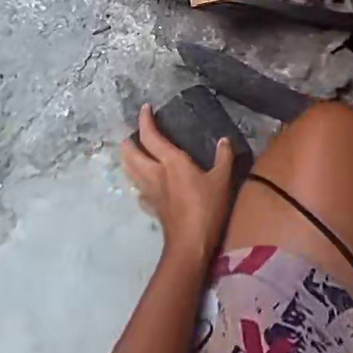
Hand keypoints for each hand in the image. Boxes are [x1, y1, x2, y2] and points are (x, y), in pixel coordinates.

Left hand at [121, 104, 236, 265]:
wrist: (190, 244)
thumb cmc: (206, 207)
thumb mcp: (222, 179)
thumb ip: (223, 157)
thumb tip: (224, 140)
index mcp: (171, 162)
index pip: (151, 136)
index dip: (145, 121)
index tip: (145, 108)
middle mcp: (155, 173)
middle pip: (132, 154)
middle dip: (128, 142)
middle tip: (131, 133)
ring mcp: (150, 192)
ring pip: (131, 172)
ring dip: (128, 160)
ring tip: (132, 153)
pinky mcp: (152, 207)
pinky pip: (139, 190)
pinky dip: (138, 183)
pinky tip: (144, 185)